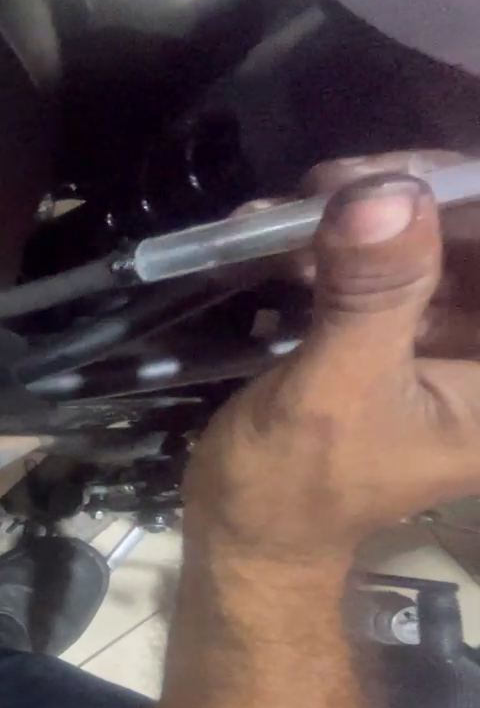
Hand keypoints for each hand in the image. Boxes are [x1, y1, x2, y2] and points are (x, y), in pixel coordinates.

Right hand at [187, 172, 479, 562]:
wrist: (249, 530)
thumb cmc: (293, 481)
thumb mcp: (332, 390)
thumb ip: (370, 297)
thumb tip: (380, 194)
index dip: (473, 196)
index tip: (390, 177)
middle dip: (415, 199)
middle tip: (325, 183)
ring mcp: (467, 339)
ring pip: (445, 244)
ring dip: (368, 220)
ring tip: (282, 212)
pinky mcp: (417, 337)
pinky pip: (401, 271)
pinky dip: (342, 251)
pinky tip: (281, 243)